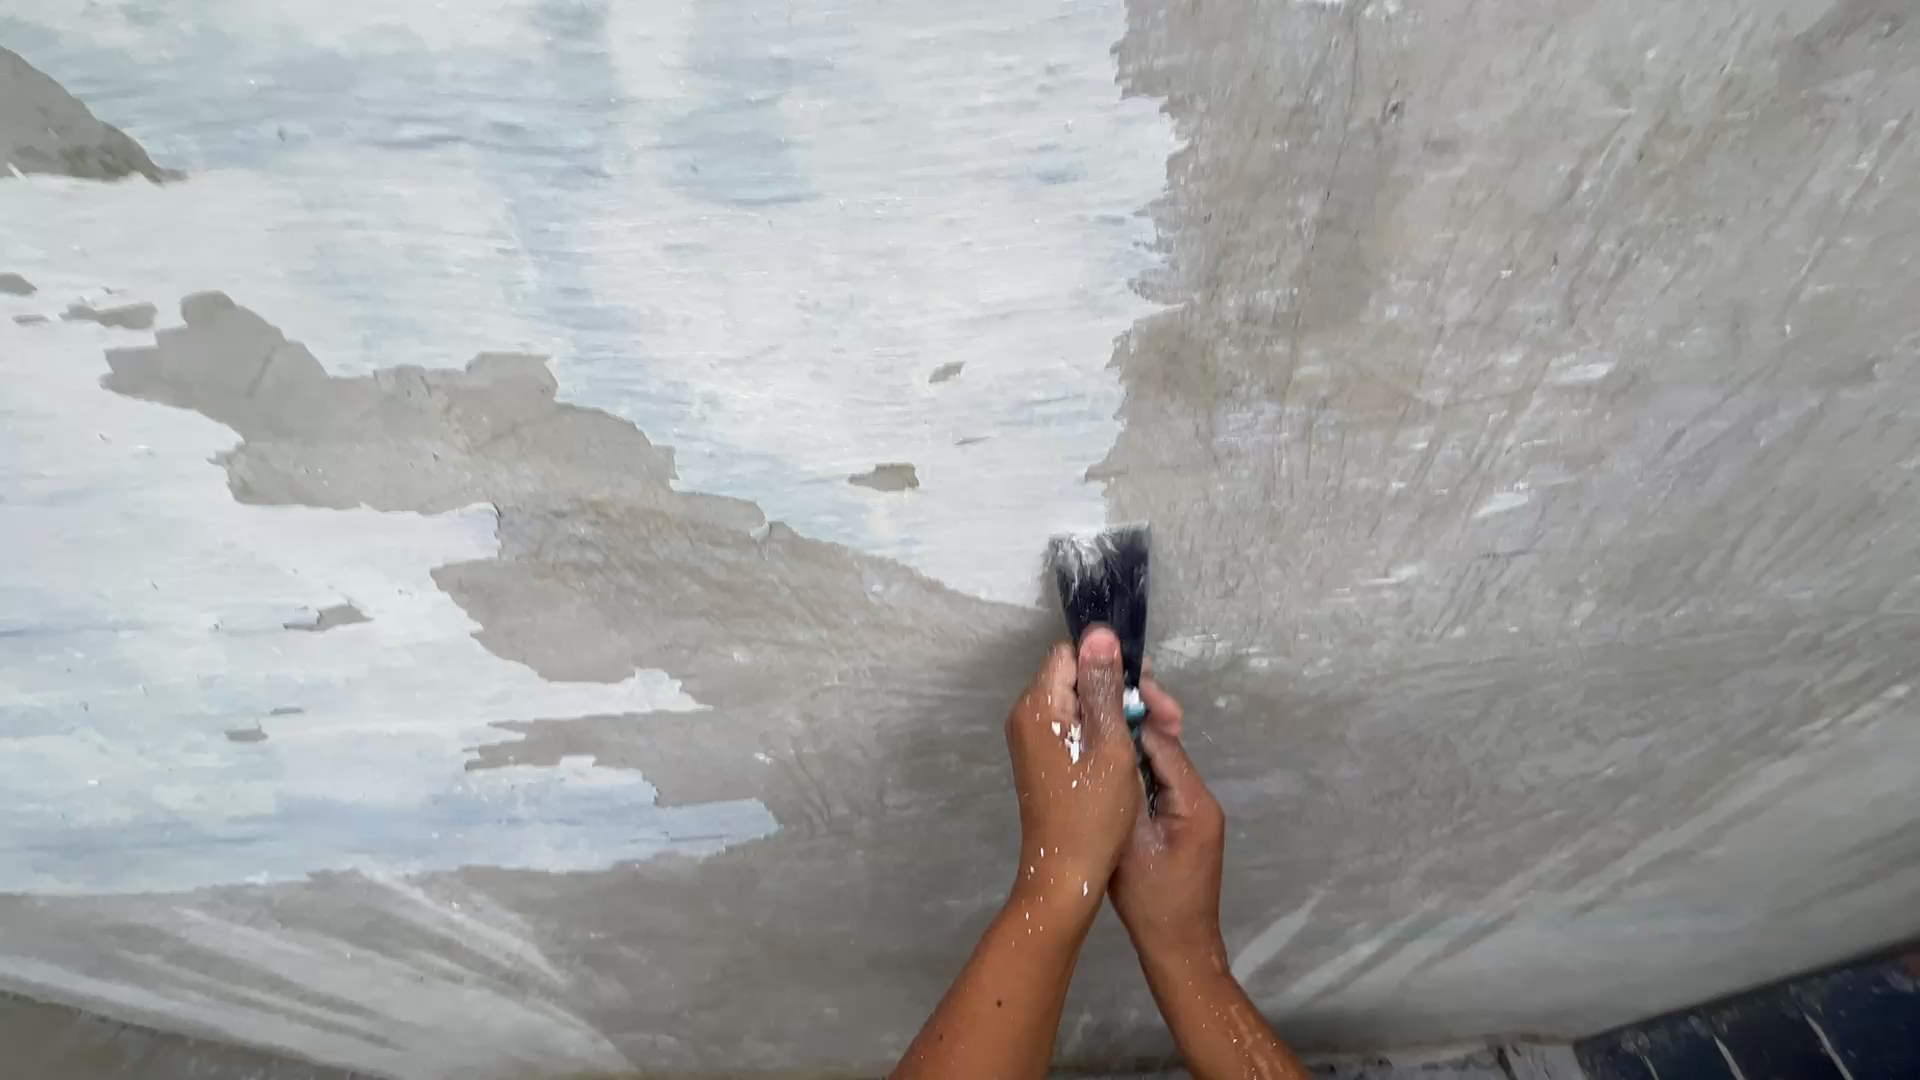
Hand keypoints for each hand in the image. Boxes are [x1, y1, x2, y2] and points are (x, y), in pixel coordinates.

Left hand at [1004, 627, 1143, 907]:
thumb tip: (1099, 632)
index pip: (1072, 655)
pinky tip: (1136, 745)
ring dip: (1121, 710)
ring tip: (1164, 730)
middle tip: (1169, 716)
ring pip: (1082, 702)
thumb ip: (1104, 686)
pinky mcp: (1043, 755)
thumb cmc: (1092, 812)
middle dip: (1124, 689)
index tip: (1148, 687)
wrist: (1065, 875)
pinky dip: (1106, 729)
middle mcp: (1028, 714)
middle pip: (1079, 677)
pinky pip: (1076, 725)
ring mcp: (1033, 737)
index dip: (1111, 663)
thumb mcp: (1109, 744)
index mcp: (1038, 706)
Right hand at [1109, 676, 1228, 969]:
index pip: (1161, 742)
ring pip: (1161, 764)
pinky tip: (1111, 762)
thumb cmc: (1152, 899)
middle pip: (1165, 747)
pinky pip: (1161, 783)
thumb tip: (1110, 742)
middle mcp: (1200, 798)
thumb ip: (1125, 790)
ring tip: (1099, 724)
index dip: (1131, 717)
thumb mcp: (1131, 841)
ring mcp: (1195, 811)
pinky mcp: (1185, 822)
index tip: (1098, 697)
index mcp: (1192, 799)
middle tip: (1099, 700)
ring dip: (1133, 745)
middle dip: (1134, 724)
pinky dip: (1139, 769)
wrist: (1178, 948)